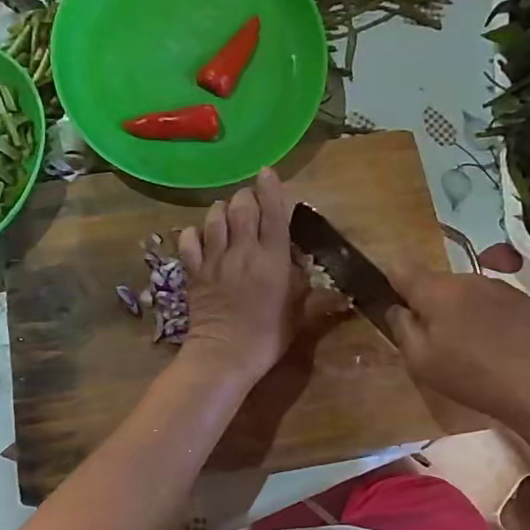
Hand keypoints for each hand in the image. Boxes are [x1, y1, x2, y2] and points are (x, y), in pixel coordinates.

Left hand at [177, 169, 346, 381]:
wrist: (225, 356)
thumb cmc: (268, 337)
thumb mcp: (300, 315)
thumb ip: (316, 295)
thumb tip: (341, 292)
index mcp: (272, 259)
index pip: (272, 213)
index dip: (271, 188)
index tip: (268, 172)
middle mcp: (242, 251)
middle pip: (240, 206)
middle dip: (246, 198)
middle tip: (252, 204)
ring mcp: (215, 260)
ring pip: (213, 217)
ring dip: (221, 210)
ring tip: (228, 215)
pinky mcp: (194, 272)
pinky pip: (188, 241)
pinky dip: (193, 233)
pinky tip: (200, 237)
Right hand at [385, 270, 529, 420]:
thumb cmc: (471, 374)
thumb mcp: (420, 361)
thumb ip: (401, 328)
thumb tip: (397, 308)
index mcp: (434, 289)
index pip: (399, 269)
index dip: (390, 283)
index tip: (393, 307)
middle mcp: (464, 278)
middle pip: (433, 283)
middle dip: (426, 304)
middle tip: (430, 340)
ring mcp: (495, 286)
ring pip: (461, 292)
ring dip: (456, 311)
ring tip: (465, 347)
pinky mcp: (519, 300)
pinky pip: (486, 301)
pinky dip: (481, 317)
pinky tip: (492, 345)